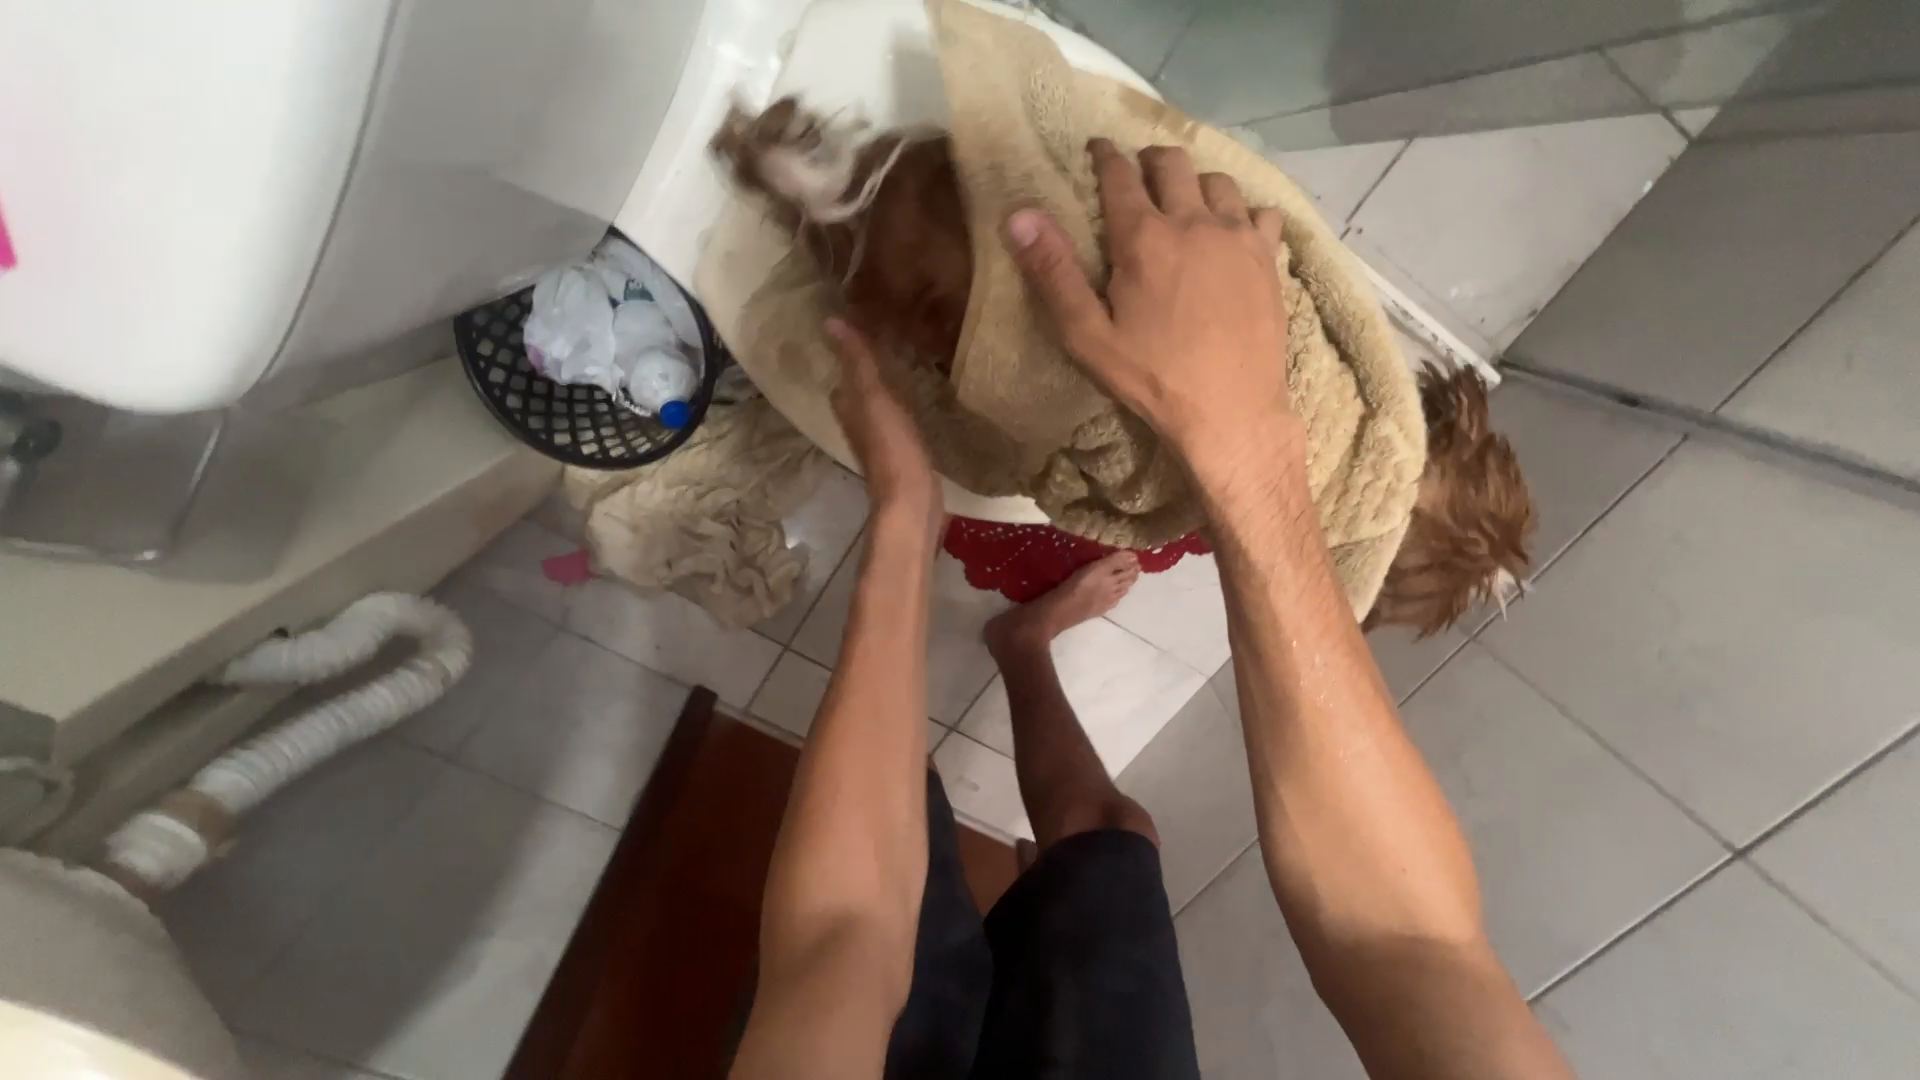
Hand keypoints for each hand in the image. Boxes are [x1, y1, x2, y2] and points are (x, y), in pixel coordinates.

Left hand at [825, 318, 944, 531]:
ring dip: (888, 387)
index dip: (850, 352)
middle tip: (892, 338)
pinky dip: (905, 406)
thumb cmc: (891, 447)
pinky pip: (900, 420)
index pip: (843, 374)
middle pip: (860, 390)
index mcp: (848, 408)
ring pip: (880, 405)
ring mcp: (881, 440)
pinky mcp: (903, 453)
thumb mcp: (874, 398)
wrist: (912, 499)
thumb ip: (856, 362)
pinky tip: (920, 399)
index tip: (867, 326)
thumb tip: (829, 321)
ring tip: (908, 361)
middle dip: (870, 369)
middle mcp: (859, 424)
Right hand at [1005, 141, 1300, 478]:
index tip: (1095, 149)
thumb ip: (1054, 273)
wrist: (1230, 411)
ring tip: (1183, 201)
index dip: (1103, 156)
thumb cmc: (1151, 378)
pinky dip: (1241, 211)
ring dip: (1194, 181)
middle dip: (1149, 160)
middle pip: (1172, 162)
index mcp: (1144, 238)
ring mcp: (1238, 236)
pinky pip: (1260, 211)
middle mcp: (1194, 221)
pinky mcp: (1268, 258)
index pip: (1119, 175)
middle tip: (1136, 174)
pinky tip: (1231, 232)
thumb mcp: (1087, 337)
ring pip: (1218, 180)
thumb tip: (1021, 216)